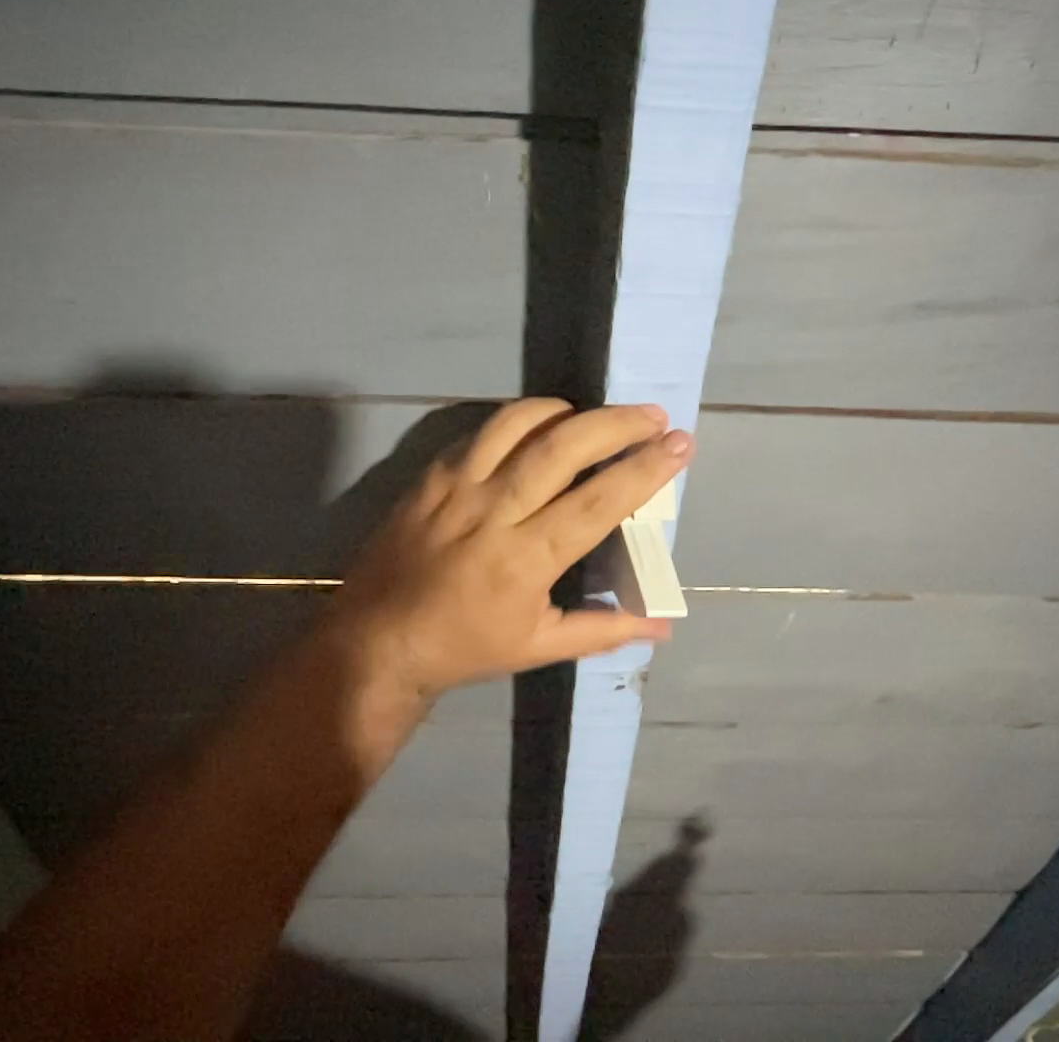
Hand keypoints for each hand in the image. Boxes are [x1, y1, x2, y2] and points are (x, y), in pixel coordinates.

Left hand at [323, 398, 692, 699]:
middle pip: (563, 448)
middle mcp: (494, 512)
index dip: (644, 470)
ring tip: (594, 414)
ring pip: (516, 425)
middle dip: (616, 424)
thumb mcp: (537, 646)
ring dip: (564, 410)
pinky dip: (516, 421)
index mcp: (526, 559)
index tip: (681, 444)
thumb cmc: (464, 647)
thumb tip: (664, 625)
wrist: (377, 640)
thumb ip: (603, 629)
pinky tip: (537, 427)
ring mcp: (457, 488)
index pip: (598, 501)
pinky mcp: (429, 477)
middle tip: (652, 414)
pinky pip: (479, 434)